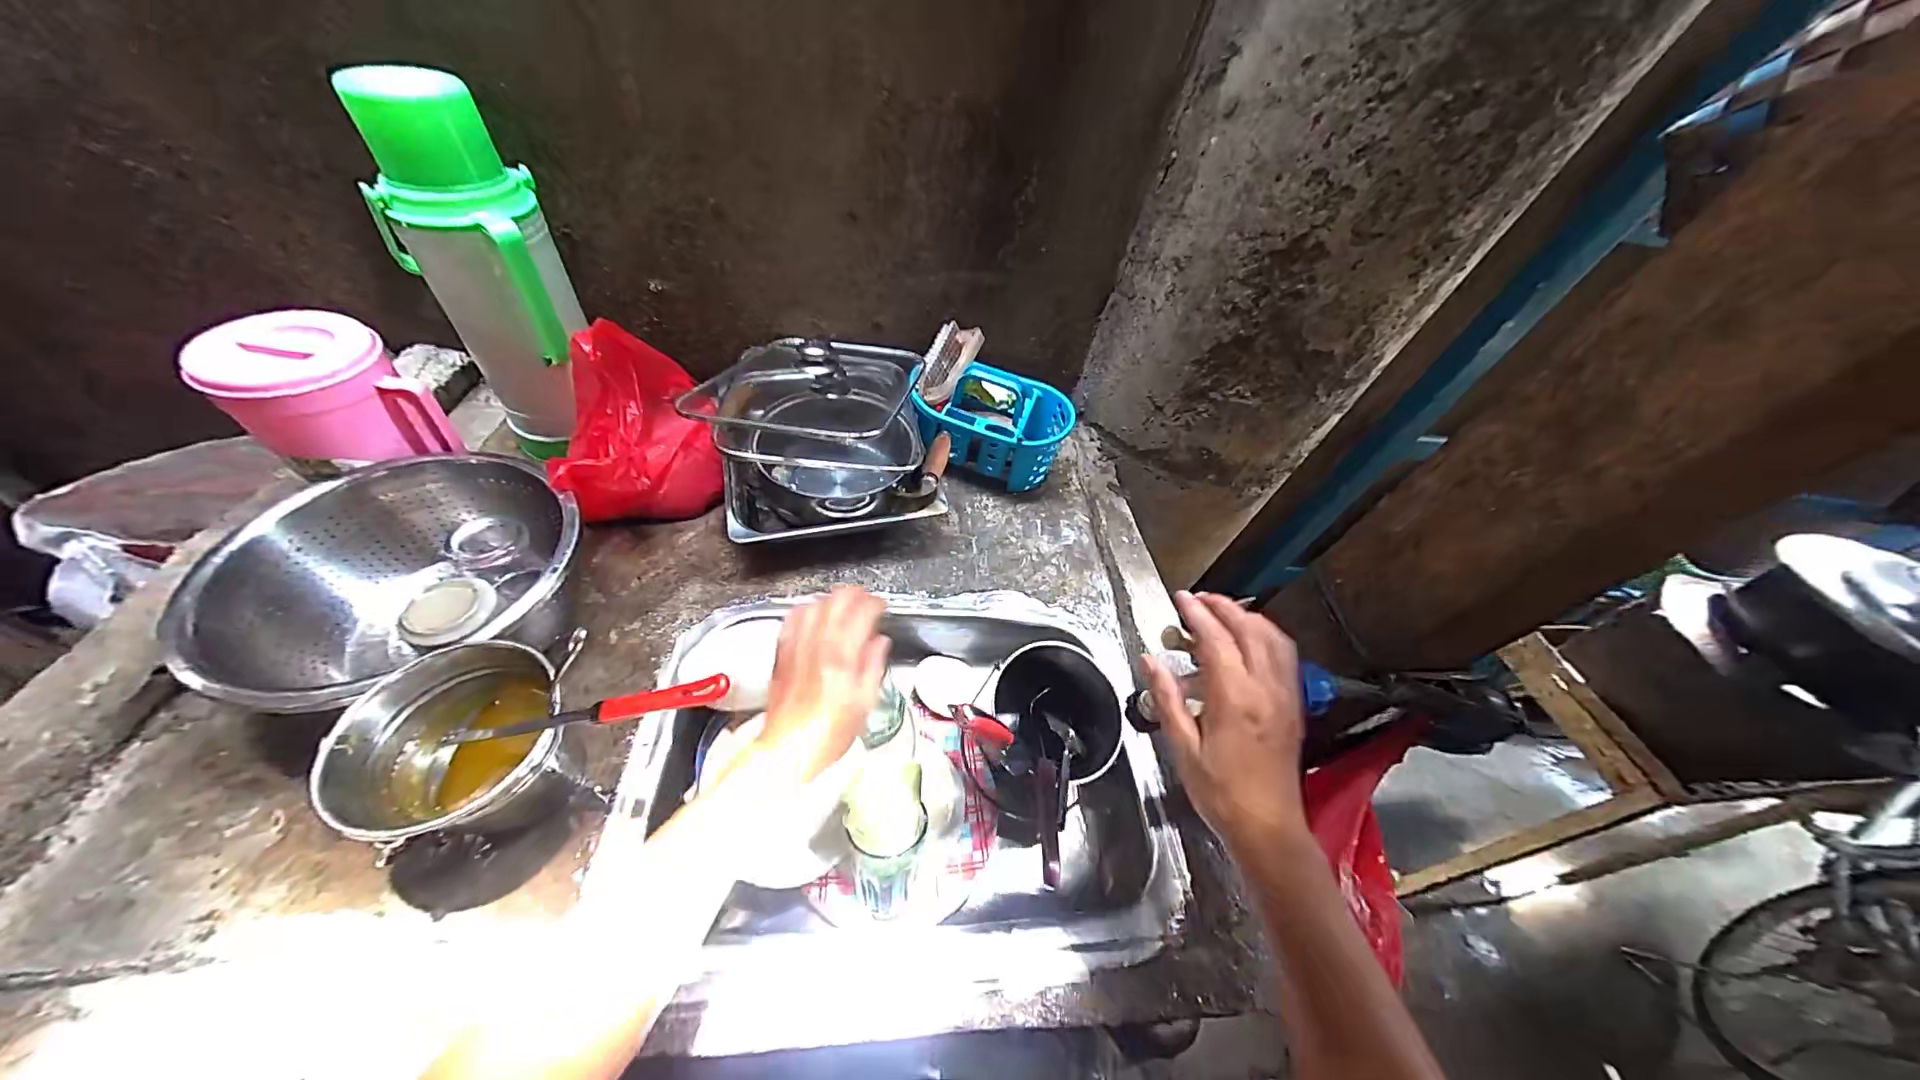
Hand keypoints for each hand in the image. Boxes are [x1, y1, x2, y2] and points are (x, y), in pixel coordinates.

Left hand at [755, 586, 890, 781]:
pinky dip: (802, 612)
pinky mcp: (781, 657)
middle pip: (833, 604)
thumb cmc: (827, 735)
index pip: (859, 615)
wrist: (788, 752)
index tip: (880, 605)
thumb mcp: (864, 703)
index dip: (873, 604)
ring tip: (840, 602)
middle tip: (863, 599)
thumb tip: (879, 644)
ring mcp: (795, 650)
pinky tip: (809, 613)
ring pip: (811, 608)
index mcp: (841, 658)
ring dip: (828, 600)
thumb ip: (873, 666)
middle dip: (852, 596)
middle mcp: (816, 648)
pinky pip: (790, 623)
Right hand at [1144, 591, 1308, 856]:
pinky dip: (1265, 637)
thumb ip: (1167, 698)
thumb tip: (1150, 660)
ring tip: (1220, 614)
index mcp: (1235, 700)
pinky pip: (1284, 657)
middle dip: (1223, 606)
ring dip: (1247, 618)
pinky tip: (1247, 642)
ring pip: (1273, 639)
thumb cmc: (1222, 794)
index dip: (1197, 613)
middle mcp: (1266, 691)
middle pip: (1249, 629)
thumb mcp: (1183, 748)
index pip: (1216, 639)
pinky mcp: (1293, 706)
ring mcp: (1284, 697)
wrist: (1268, 828)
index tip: (1181, 598)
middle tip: (1198, 600)